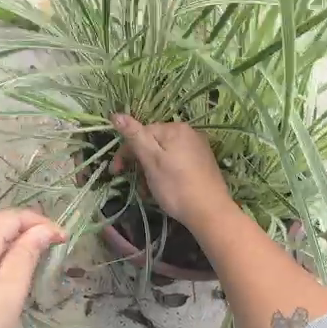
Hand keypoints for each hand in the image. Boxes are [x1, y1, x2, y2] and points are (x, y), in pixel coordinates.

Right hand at [111, 114, 237, 232]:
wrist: (210, 212)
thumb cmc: (176, 186)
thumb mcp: (151, 160)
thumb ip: (134, 135)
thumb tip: (116, 114)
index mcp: (174, 128)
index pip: (141, 133)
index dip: (125, 152)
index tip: (116, 172)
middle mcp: (188, 132)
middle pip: (153, 144)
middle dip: (140, 163)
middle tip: (136, 185)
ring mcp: (198, 147)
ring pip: (164, 155)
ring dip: (151, 171)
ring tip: (149, 191)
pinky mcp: (203, 163)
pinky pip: (176, 162)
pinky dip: (166, 173)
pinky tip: (164, 188)